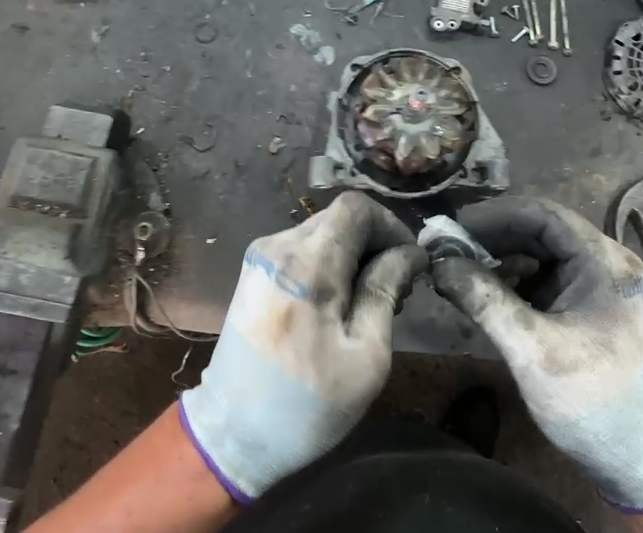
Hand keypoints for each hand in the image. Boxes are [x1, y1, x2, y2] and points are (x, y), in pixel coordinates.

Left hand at [179, 191, 426, 501]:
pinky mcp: (253, 274)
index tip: (409, 262)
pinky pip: (300, 251)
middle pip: (338, 218)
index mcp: (307, 264)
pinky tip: (337, 305)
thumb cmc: (307, 404)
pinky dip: (327, 265)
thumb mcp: (366, 356)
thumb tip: (410, 253)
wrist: (232, 434)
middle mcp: (278, 248)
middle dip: (374, 242)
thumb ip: (385, 292)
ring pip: (321, 233)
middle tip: (395, 288)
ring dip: (351, 255)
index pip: (356, 207)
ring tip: (368, 302)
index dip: (390, 225)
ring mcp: (260, 258)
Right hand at [430, 197, 642, 513]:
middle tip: (447, 249)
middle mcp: (604, 262)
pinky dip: (510, 279)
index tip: (454, 228)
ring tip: (458, 271)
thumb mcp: (532, 351)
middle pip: (540, 230)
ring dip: (498, 257)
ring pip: (538, 251)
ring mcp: (595, 282)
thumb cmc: (589, 403)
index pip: (544, 215)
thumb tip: (440, 263)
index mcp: (605, 263)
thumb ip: (486, 302)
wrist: (632, 456)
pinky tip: (482, 292)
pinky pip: (542, 275)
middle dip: (492, 237)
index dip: (495, 216)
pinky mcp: (583, 302)